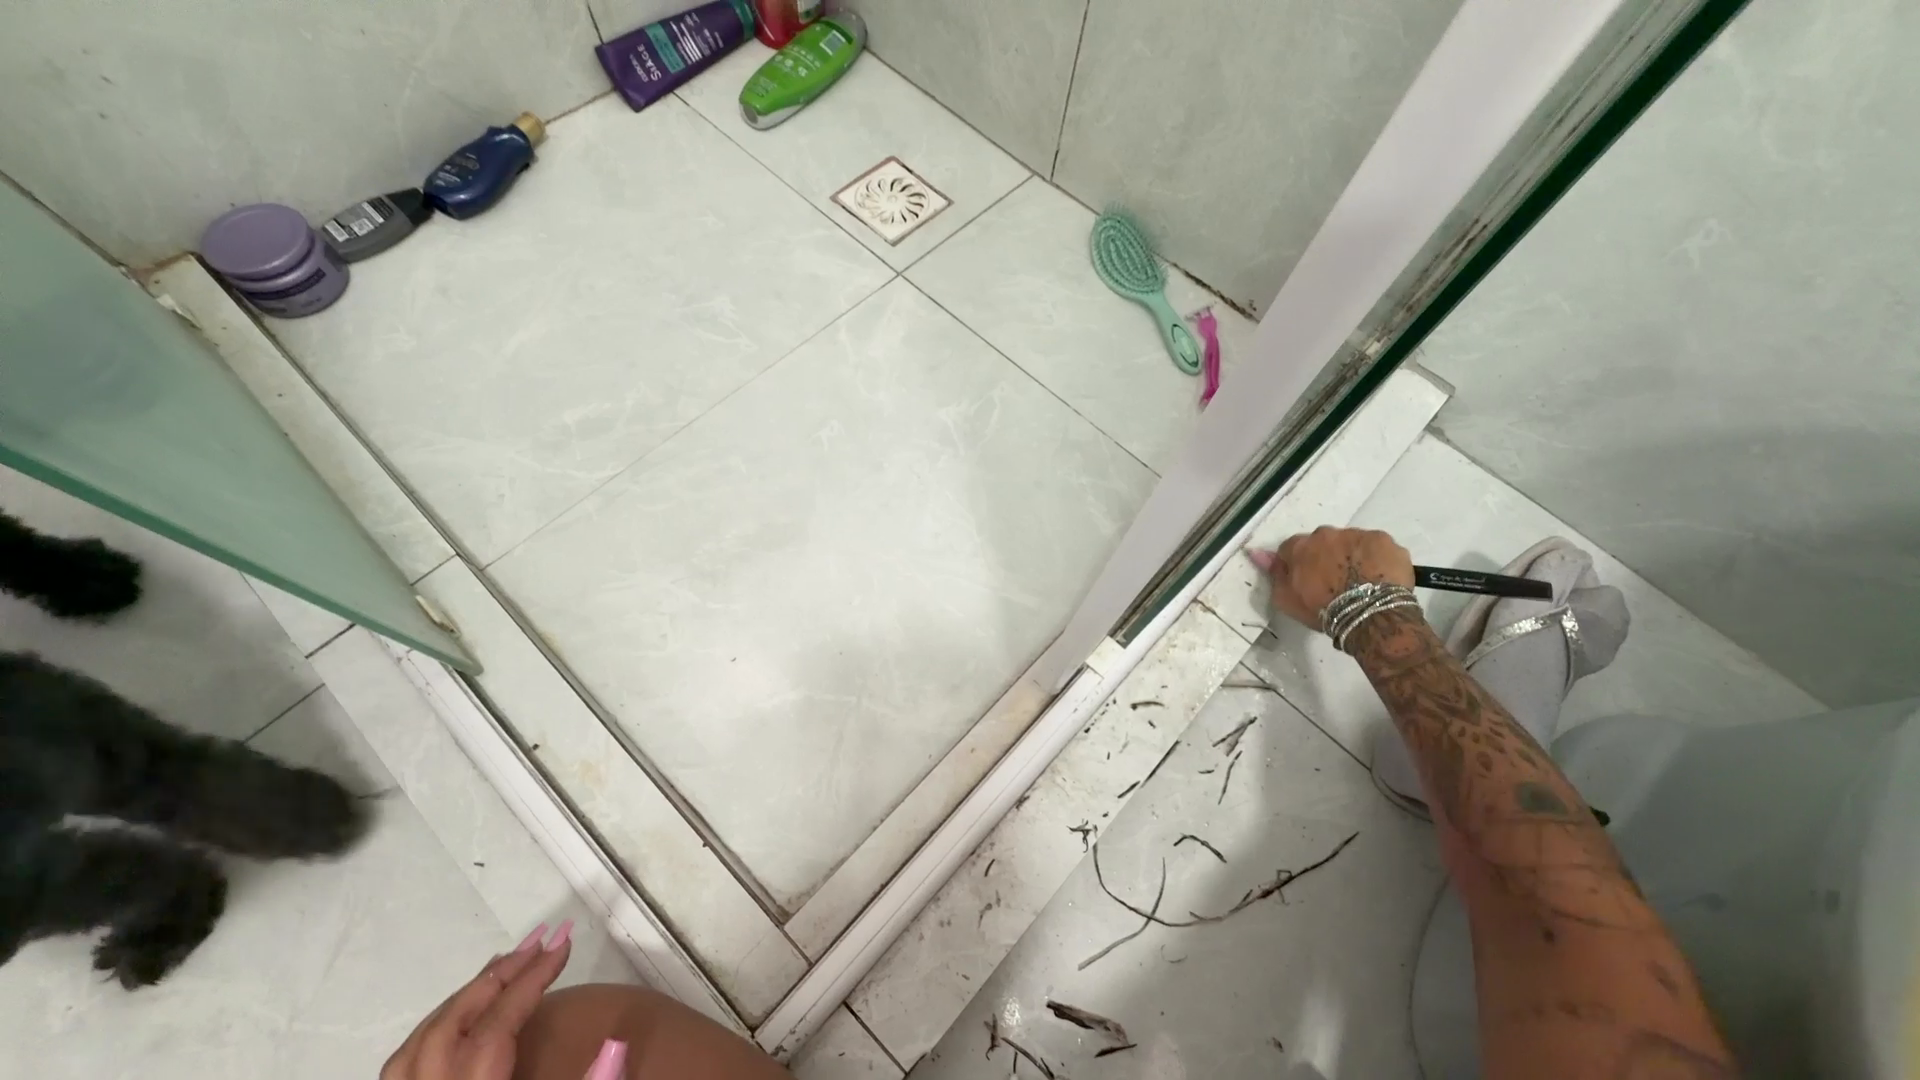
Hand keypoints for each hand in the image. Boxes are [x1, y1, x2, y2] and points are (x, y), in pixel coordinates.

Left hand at [382, 921, 574, 1079]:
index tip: (563, 941)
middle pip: (451, 1025)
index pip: (494, 1027)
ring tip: (506, 963)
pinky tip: (465, 1014)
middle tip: (541, 940)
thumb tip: (617, 1042)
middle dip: (499, 976)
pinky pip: (406, 1058)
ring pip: (419, 1040)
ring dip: (466, 994)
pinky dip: (438, 1023)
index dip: (531, 981)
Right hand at [1248, 526, 1413, 629]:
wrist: (1369, 613)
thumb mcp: (1286, 599)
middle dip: (1327, 557)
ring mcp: (1358, 535)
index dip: (1298, 565)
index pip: (1291, 549)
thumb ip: (1273, 573)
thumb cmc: (1322, 609)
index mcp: (1301, 546)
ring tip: (1360, 583)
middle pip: (1323, 543)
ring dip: (1352, 557)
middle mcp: (1327, 534)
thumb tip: (1256, 552)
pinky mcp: (1386, 541)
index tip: (1306, 582)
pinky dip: (1377, 559)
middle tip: (1335, 583)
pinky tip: (1380, 578)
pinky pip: (1378, 548)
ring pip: (1351, 543)